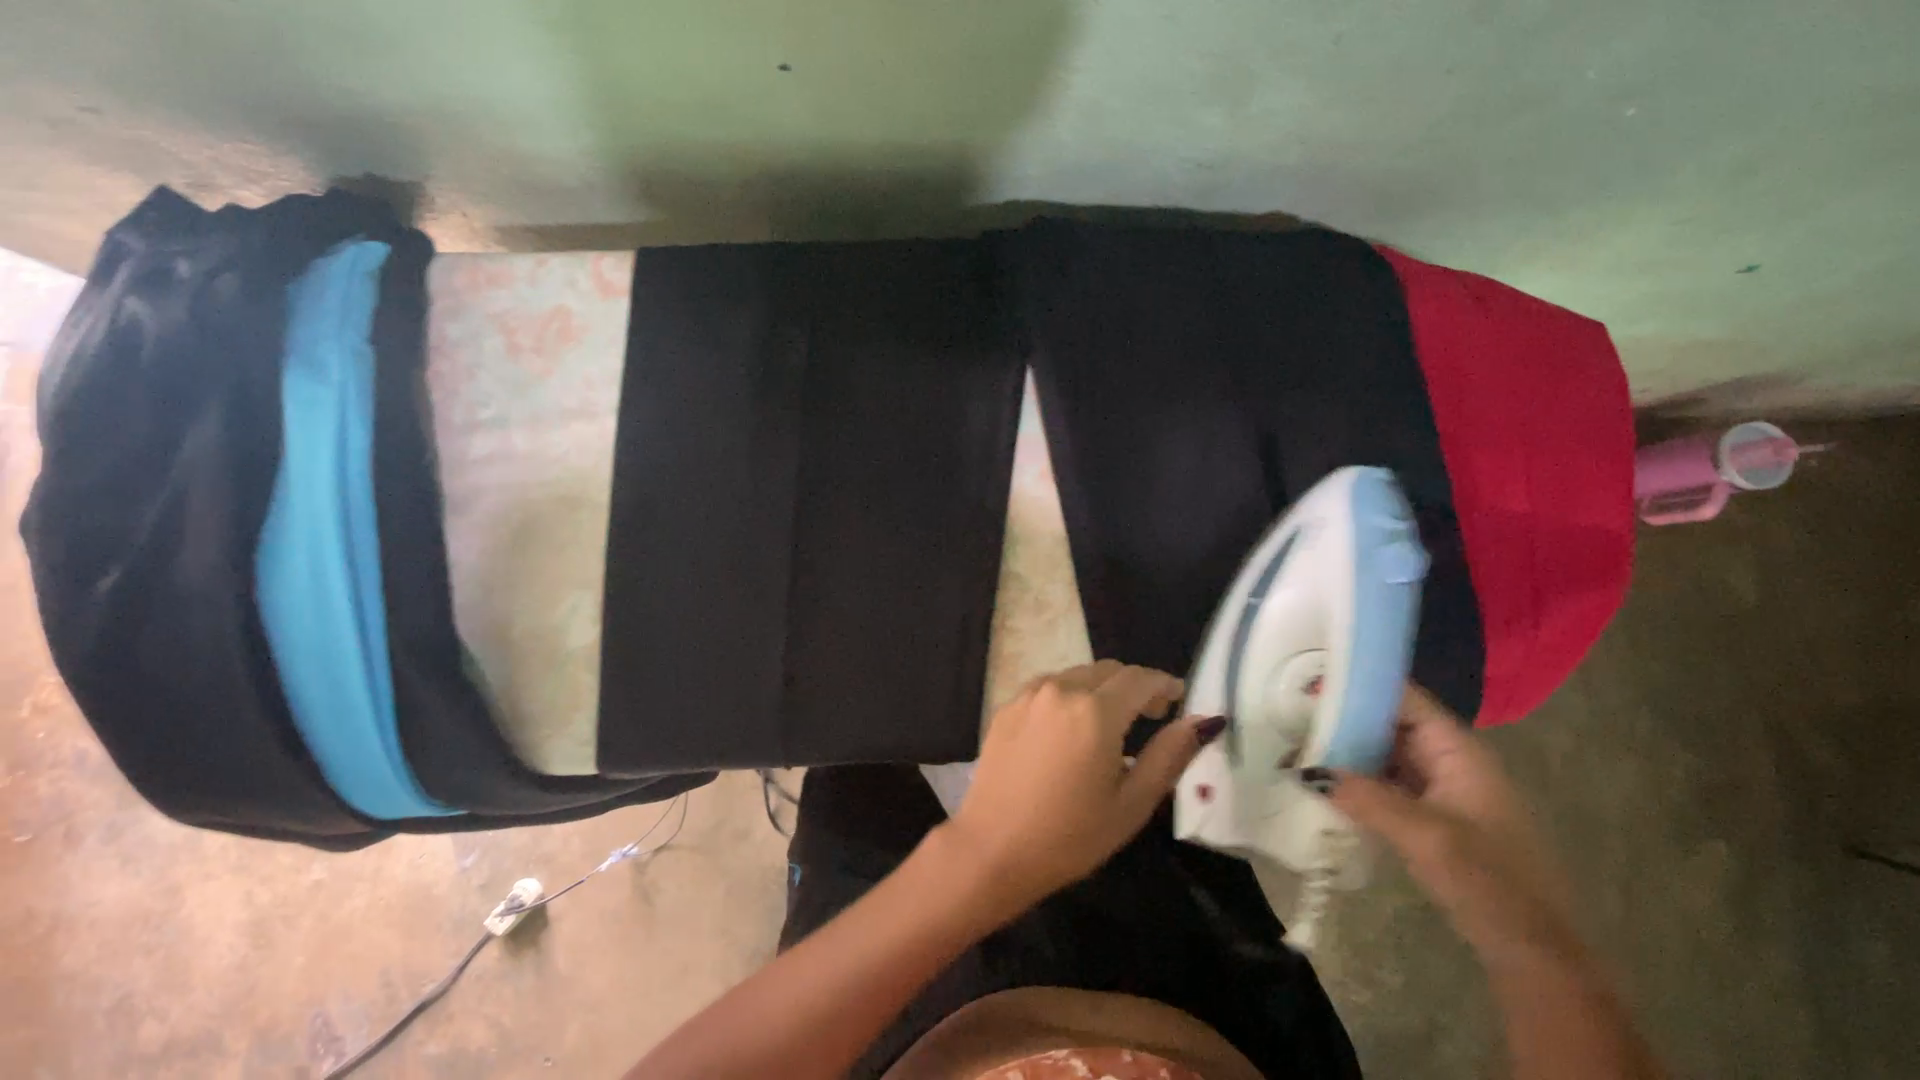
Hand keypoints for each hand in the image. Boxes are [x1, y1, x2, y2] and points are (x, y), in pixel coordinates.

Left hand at [944, 660, 1222, 908]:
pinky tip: (1071, 730)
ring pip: (1076, 675)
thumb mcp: (1132, 803)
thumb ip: (1170, 755)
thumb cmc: (1070, 836)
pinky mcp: (1005, 709)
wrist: (992, 850)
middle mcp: (1060, 690)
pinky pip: (1048, 688)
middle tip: (1151, 716)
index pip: (1140, 679)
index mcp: (1095, 711)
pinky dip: (1069, 696)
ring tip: (1111, 724)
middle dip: (1135, 686)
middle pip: (1109, 670)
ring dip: (1101, 689)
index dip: (1164, 685)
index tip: (1178, 701)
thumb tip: (1203, 722)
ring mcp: (1027, 697)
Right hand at [1322, 686, 1579, 963]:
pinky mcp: (1433, 819)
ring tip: (1295, 747)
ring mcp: (1443, 791)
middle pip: (1391, 725)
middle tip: (1289, 716)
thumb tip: (1308, 770)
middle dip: (1344, 720)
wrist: (1533, 948)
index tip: (1310, 680)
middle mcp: (1450, 761)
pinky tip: (1323, 788)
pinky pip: (1389, 786)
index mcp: (1458, 750)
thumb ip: (1367, 798)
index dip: (1361, 686)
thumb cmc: (1488, 881)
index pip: (1404, 699)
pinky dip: (1358, 783)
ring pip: (1387, 756)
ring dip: (1347, 754)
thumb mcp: (1425, 837)